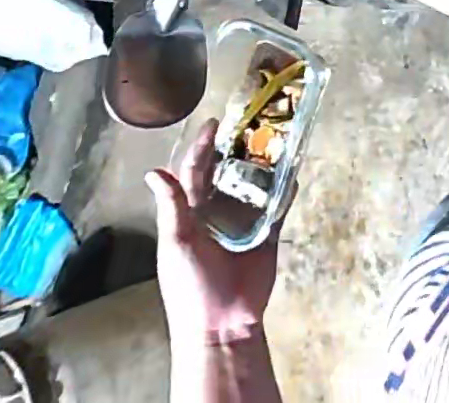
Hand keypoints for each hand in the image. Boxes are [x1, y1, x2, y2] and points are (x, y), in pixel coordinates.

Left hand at [147, 119, 279, 345]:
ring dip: (264, 163)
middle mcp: (219, 209)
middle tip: (251, 121)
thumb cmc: (191, 284)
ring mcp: (244, 220)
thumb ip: (171, 207)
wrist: (223, 325)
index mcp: (192, 210)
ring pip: (255, 183)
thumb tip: (154, 171)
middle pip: (228, 170)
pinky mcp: (267, 233)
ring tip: (275, 138)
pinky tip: (294, 170)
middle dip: (238, 147)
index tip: (214, 122)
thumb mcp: (176, 243)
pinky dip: (286, 189)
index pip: (197, 169)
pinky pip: (278, 206)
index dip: (203, 145)